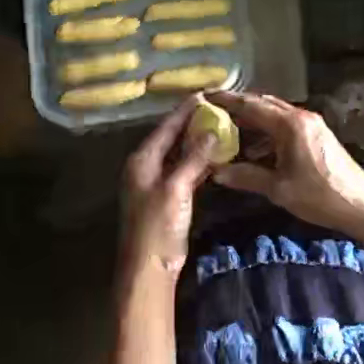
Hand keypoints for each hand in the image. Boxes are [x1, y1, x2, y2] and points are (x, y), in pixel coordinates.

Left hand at [120, 96, 214, 277]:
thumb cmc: (158, 226)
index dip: (184, 111)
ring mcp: (156, 183)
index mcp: (142, 160)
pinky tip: (216, 157)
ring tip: (221, 127)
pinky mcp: (167, 199)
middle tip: (217, 108)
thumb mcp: (176, 188)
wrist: (149, 269)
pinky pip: (183, 172)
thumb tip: (211, 130)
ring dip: (197, 143)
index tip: (204, 94)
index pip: (166, 127)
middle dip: (192, 124)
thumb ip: (193, 158)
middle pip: (171, 138)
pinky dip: (198, 164)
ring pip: (178, 155)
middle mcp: (146, 167)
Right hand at [207, 91, 363, 237]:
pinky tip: (253, 145)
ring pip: (274, 113)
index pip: (250, 105)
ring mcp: (311, 124)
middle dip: (236, 106)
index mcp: (289, 124)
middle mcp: (300, 116)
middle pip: (262, 103)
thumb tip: (216, 172)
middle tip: (211, 109)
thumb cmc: (320, 196)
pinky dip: (265, 129)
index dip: (225, 100)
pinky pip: (284, 123)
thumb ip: (246, 177)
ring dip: (251, 118)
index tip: (203, 96)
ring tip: (227, 127)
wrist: (363, 207)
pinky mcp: (316, 134)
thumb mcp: (279, 189)